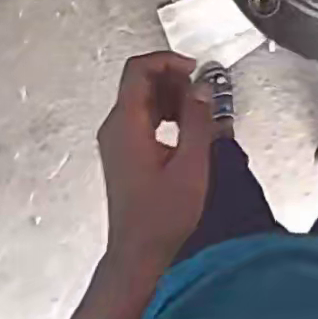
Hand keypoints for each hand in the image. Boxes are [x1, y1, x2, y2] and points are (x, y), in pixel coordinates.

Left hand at [96, 52, 214, 269]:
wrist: (138, 256)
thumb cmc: (162, 216)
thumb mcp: (190, 165)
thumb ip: (197, 121)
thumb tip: (202, 87)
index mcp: (126, 124)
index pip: (139, 70)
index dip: (167, 61)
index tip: (194, 69)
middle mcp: (115, 125)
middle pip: (141, 80)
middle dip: (174, 79)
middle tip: (201, 93)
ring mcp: (117, 138)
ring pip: (143, 96)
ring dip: (172, 95)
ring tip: (198, 112)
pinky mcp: (124, 149)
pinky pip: (144, 114)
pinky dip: (166, 111)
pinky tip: (186, 127)